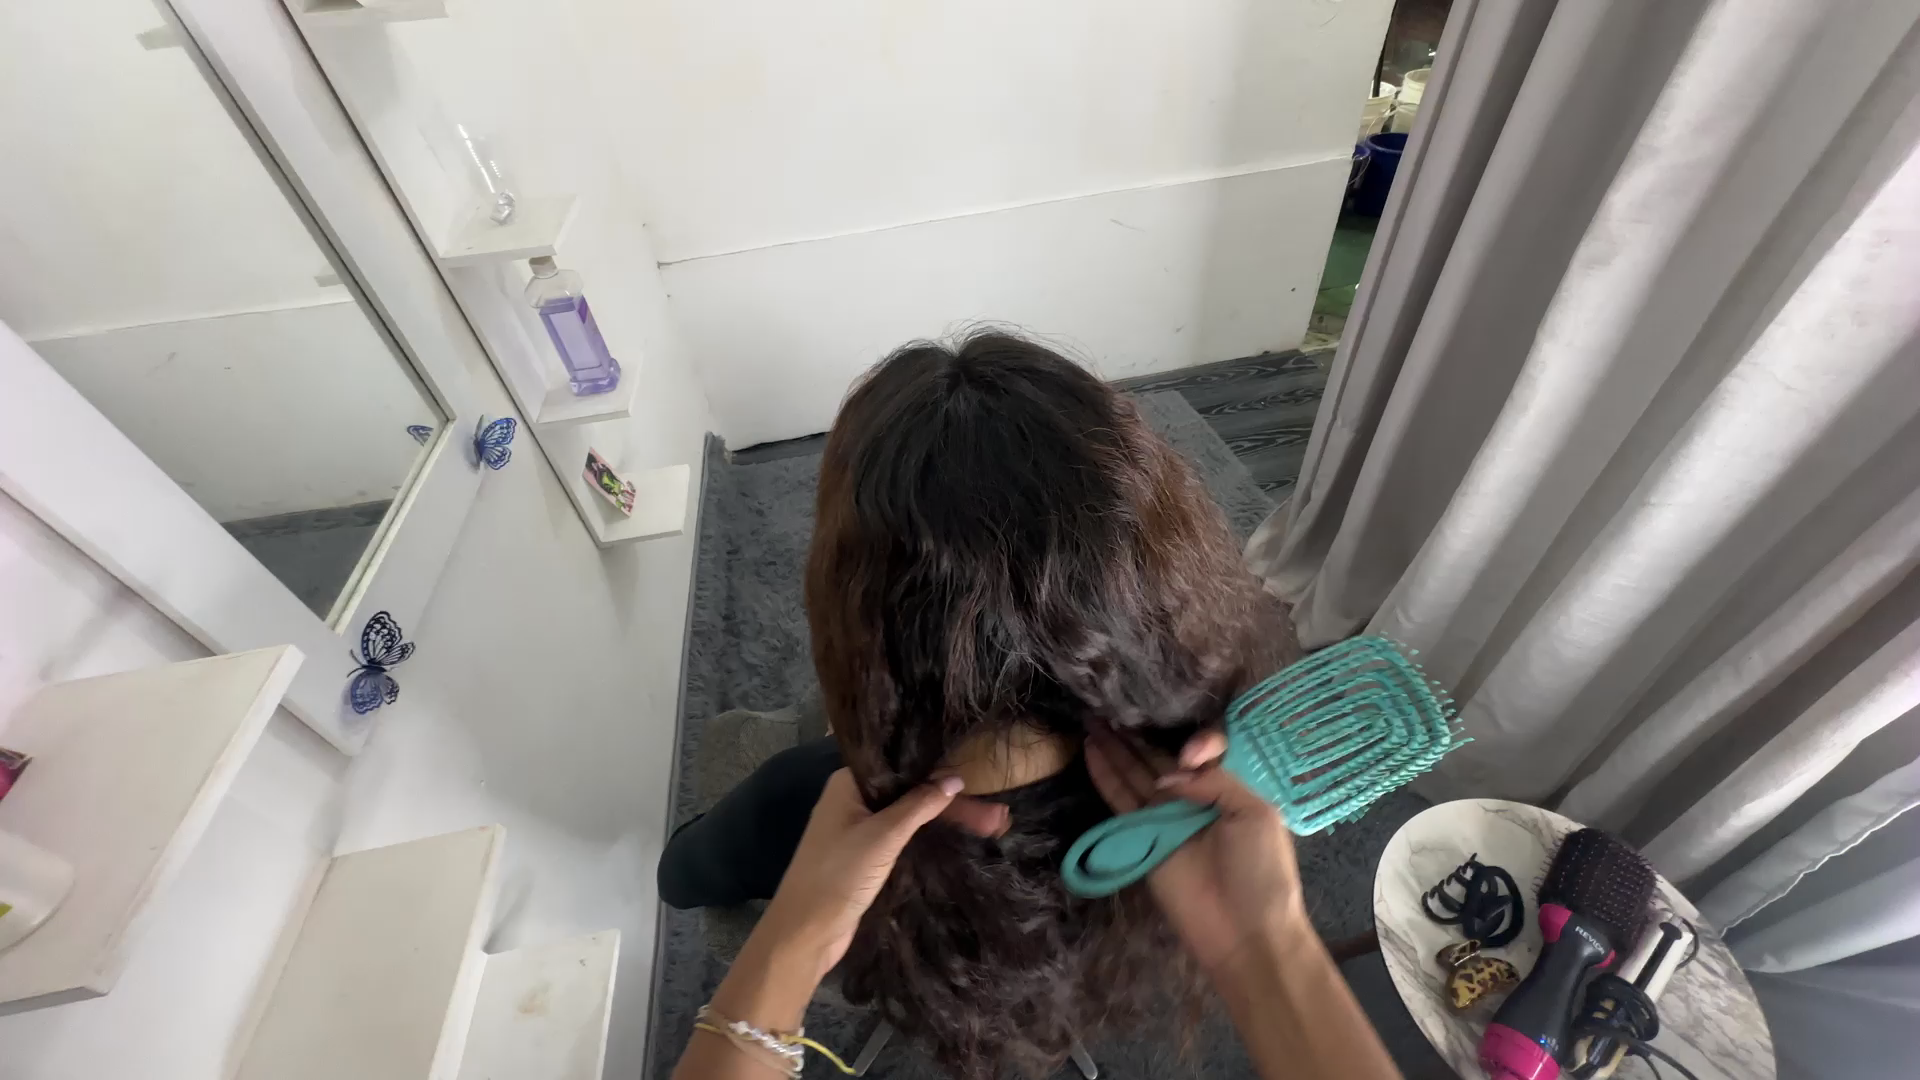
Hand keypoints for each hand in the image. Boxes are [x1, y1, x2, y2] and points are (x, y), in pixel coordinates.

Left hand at [755, 769, 998, 980]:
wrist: (804, 935)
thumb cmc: (838, 875)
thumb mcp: (883, 836)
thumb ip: (918, 805)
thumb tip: (954, 777)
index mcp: (848, 783)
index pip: (898, 762)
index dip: (935, 763)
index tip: (973, 765)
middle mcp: (852, 799)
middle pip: (909, 791)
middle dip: (951, 801)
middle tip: (996, 812)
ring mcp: (859, 828)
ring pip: (909, 814)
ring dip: (945, 819)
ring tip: (992, 825)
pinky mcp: (865, 856)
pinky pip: (903, 836)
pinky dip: (929, 835)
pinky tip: (958, 836)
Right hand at [1084, 724, 1307, 974]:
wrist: (1248, 933)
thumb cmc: (1262, 871)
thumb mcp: (1254, 813)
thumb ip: (1212, 781)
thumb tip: (1164, 776)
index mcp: (1227, 788)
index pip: (1203, 751)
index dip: (1194, 741)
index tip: (1189, 751)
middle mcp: (1193, 797)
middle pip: (1157, 758)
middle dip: (1134, 733)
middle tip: (1106, 705)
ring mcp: (1165, 817)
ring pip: (1134, 773)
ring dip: (1114, 747)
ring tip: (1092, 720)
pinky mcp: (1142, 838)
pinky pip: (1121, 800)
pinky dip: (1105, 775)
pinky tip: (1092, 751)